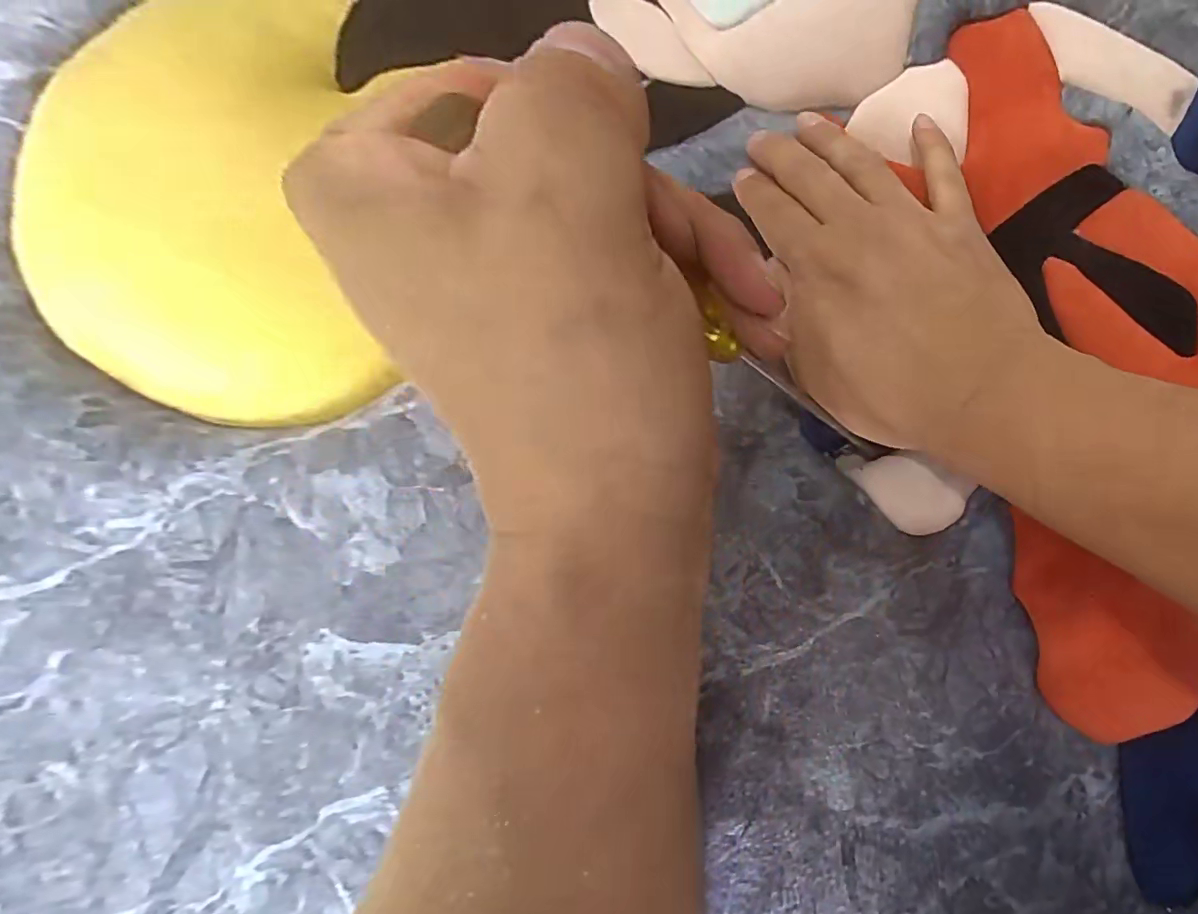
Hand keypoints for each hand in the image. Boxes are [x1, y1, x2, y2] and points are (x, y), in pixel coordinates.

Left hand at [284, 23, 784, 534]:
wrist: (621, 516)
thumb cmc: (588, 362)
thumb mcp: (578, 198)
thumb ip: (577, 92)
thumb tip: (593, 49)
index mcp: (370, 179)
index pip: (498, 91)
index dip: (599, 135)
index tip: (659, 199)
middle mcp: (420, 230)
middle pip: (574, 168)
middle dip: (674, 221)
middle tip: (746, 280)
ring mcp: (497, 291)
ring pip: (618, 226)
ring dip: (702, 264)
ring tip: (761, 315)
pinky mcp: (559, 338)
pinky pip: (627, 279)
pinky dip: (690, 299)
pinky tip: (740, 331)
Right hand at [730, 113, 1050, 449]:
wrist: (982, 391)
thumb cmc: (896, 398)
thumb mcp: (820, 378)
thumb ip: (793, 329)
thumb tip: (784, 288)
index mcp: (817, 263)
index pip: (772, 211)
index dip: (752, 191)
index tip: (742, 180)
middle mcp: (859, 228)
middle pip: (809, 176)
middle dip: (778, 153)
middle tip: (761, 141)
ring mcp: (914, 221)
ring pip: (865, 164)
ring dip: (833, 139)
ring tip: (810, 123)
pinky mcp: (961, 227)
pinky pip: (945, 174)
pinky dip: (933, 145)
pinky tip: (920, 124)